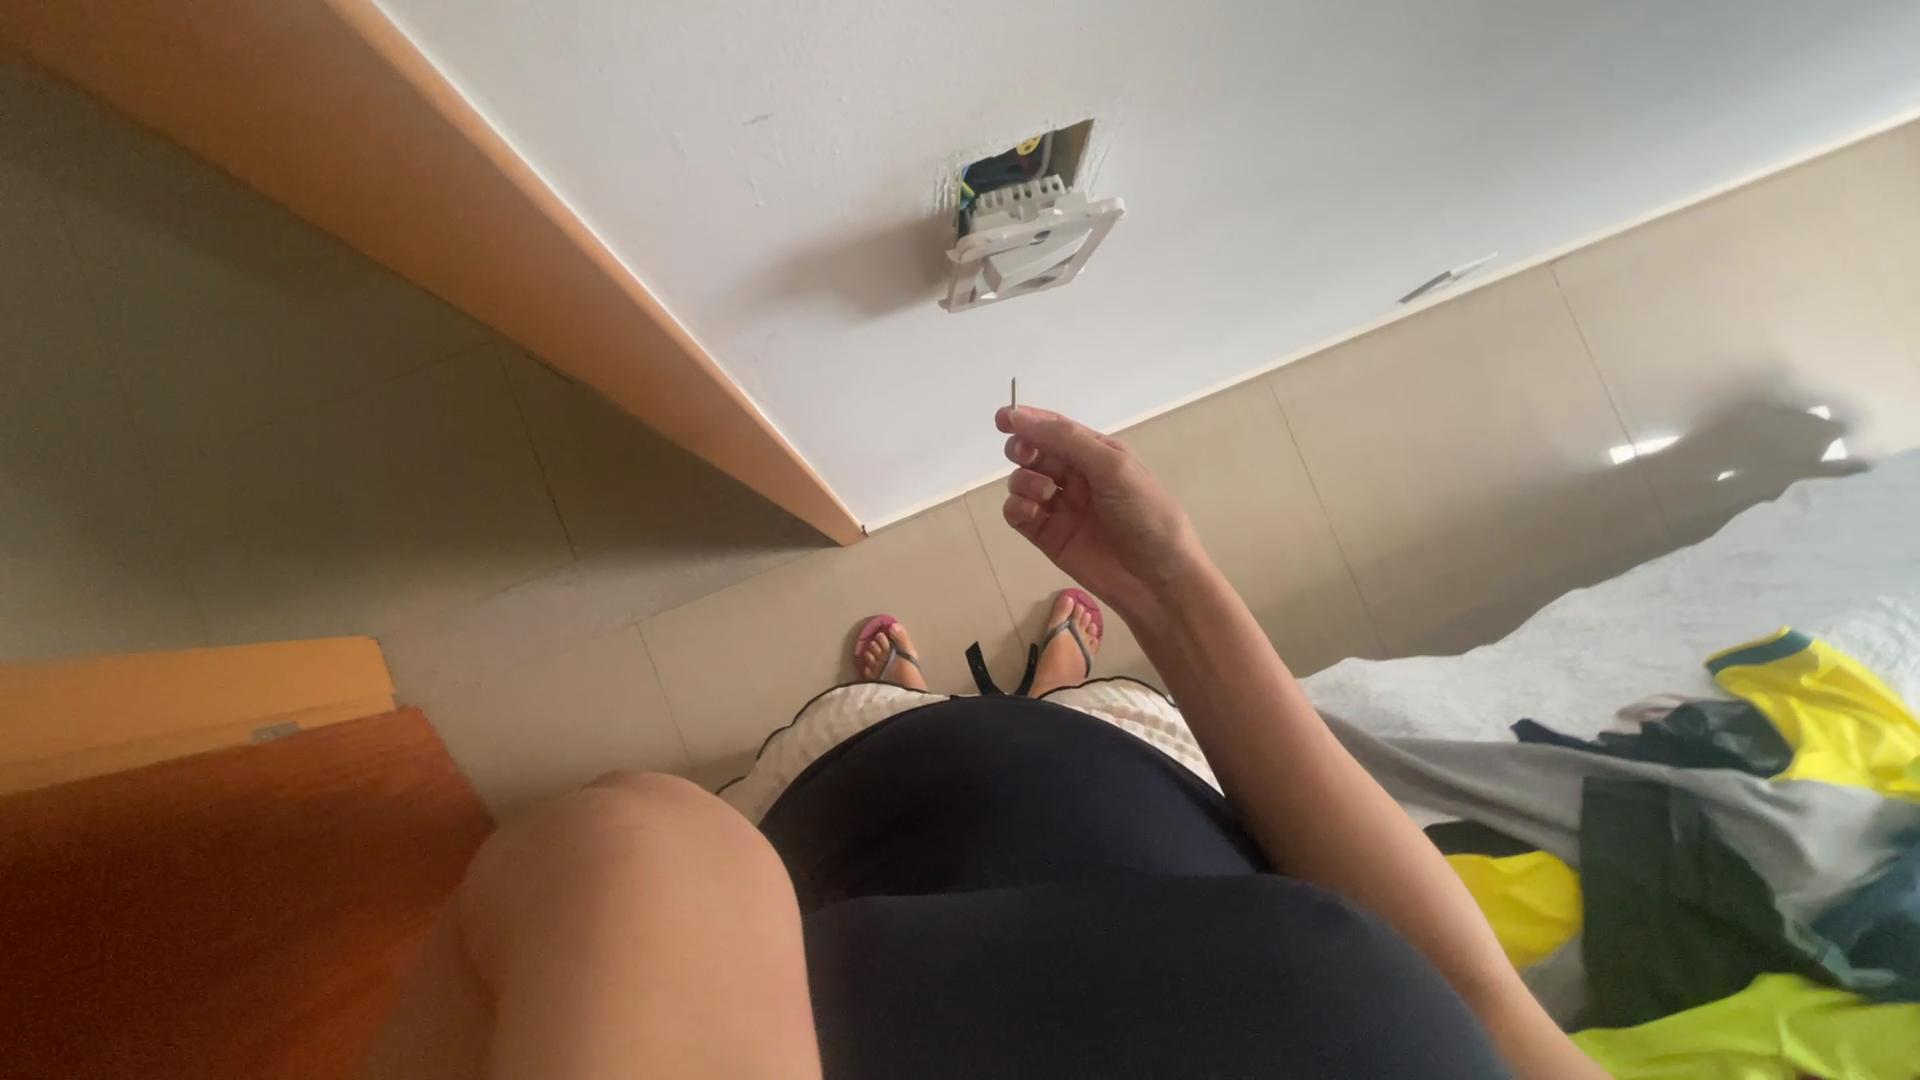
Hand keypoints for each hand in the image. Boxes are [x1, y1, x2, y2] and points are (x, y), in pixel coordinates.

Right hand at [995, 405, 1208, 618]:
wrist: (1157, 580)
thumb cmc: (1145, 515)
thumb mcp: (1112, 467)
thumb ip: (1065, 440)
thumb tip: (1018, 417)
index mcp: (1098, 454)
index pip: (1056, 429)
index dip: (1028, 420)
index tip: (1001, 418)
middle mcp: (1078, 477)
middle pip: (1035, 453)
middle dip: (1023, 450)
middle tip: (1024, 456)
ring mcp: (1062, 508)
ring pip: (1023, 482)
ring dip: (1023, 481)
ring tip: (1042, 495)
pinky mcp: (1048, 537)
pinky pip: (1019, 514)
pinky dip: (1017, 508)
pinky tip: (1031, 513)